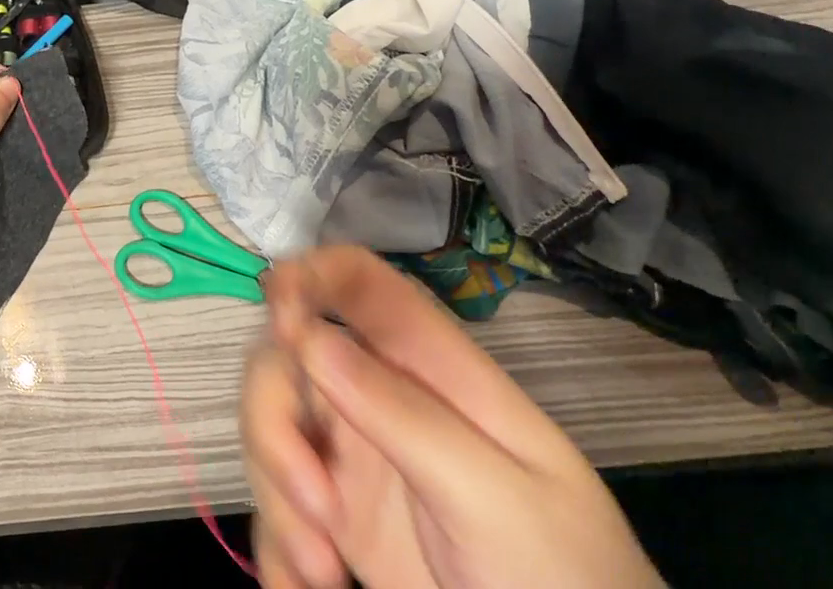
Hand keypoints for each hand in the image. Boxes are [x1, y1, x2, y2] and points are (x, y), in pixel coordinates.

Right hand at [241, 246, 662, 588]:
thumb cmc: (566, 581)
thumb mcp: (497, 499)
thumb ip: (406, 415)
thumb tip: (309, 337)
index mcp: (434, 376)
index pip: (364, 285)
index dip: (311, 274)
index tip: (279, 318)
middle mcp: (380, 402)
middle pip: (288, 362)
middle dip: (275, 426)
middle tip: (312, 503)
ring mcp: (351, 458)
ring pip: (267, 430)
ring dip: (275, 499)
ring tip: (322, 572)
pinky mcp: (331, 515)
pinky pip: (271, 505)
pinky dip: (274, 547)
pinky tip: (304, 587)